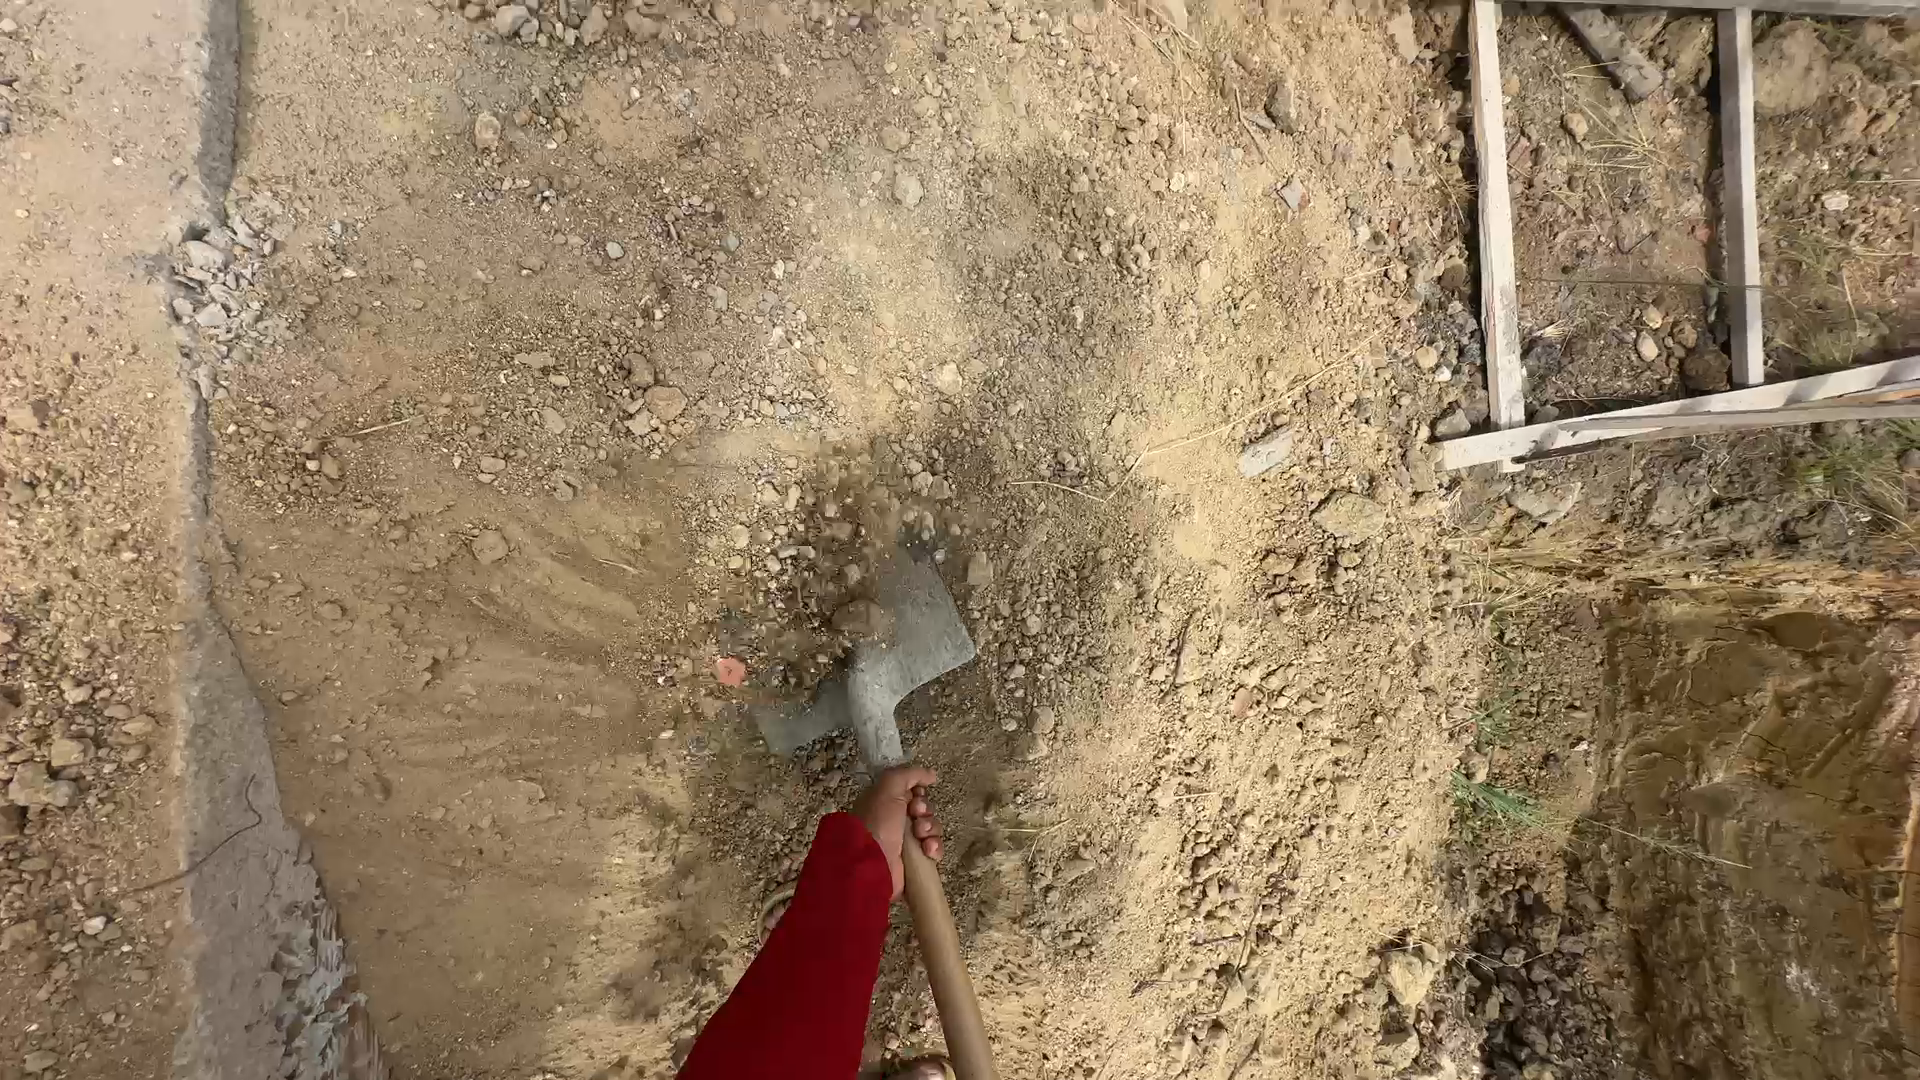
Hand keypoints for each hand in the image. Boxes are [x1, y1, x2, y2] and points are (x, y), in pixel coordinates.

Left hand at [851, 765, 943, 899]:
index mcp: (888, 803)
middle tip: (916, 817)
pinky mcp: (915, 861)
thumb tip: (932, 775)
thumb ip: (910, 774)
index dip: (920, 793)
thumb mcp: (889, 787)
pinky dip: (935, 848)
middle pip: (925, 810)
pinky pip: (934, 850)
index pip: (914, 792)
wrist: (871, 863)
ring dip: (931, 830)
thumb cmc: (878, 821)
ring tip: (921, 836)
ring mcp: (906, 842)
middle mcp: (897, 821)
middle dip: (925, 812)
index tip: (916, 797)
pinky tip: (927, 850)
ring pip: (932, 829)